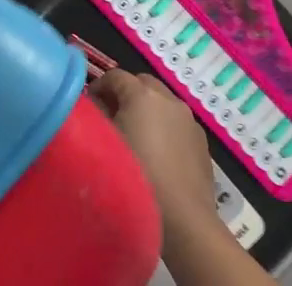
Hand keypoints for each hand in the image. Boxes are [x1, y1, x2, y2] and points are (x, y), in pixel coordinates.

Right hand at [91, 69, 218, 244]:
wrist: (182, 216)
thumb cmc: (135, 171)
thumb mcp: (104, 137)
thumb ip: (96, 112)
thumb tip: (96, 104)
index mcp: (143, 93)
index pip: (114, 75)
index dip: (97, 86)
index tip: (88, 105)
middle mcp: (170, 99)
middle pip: (142, 83)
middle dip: (124, 93)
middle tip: (111, 116)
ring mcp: (190, 121)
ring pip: (162, 103)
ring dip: (146, 110)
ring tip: (134, 135)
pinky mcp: (202, 144)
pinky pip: (176, 124)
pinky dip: (164, 127)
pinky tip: (156, 153)